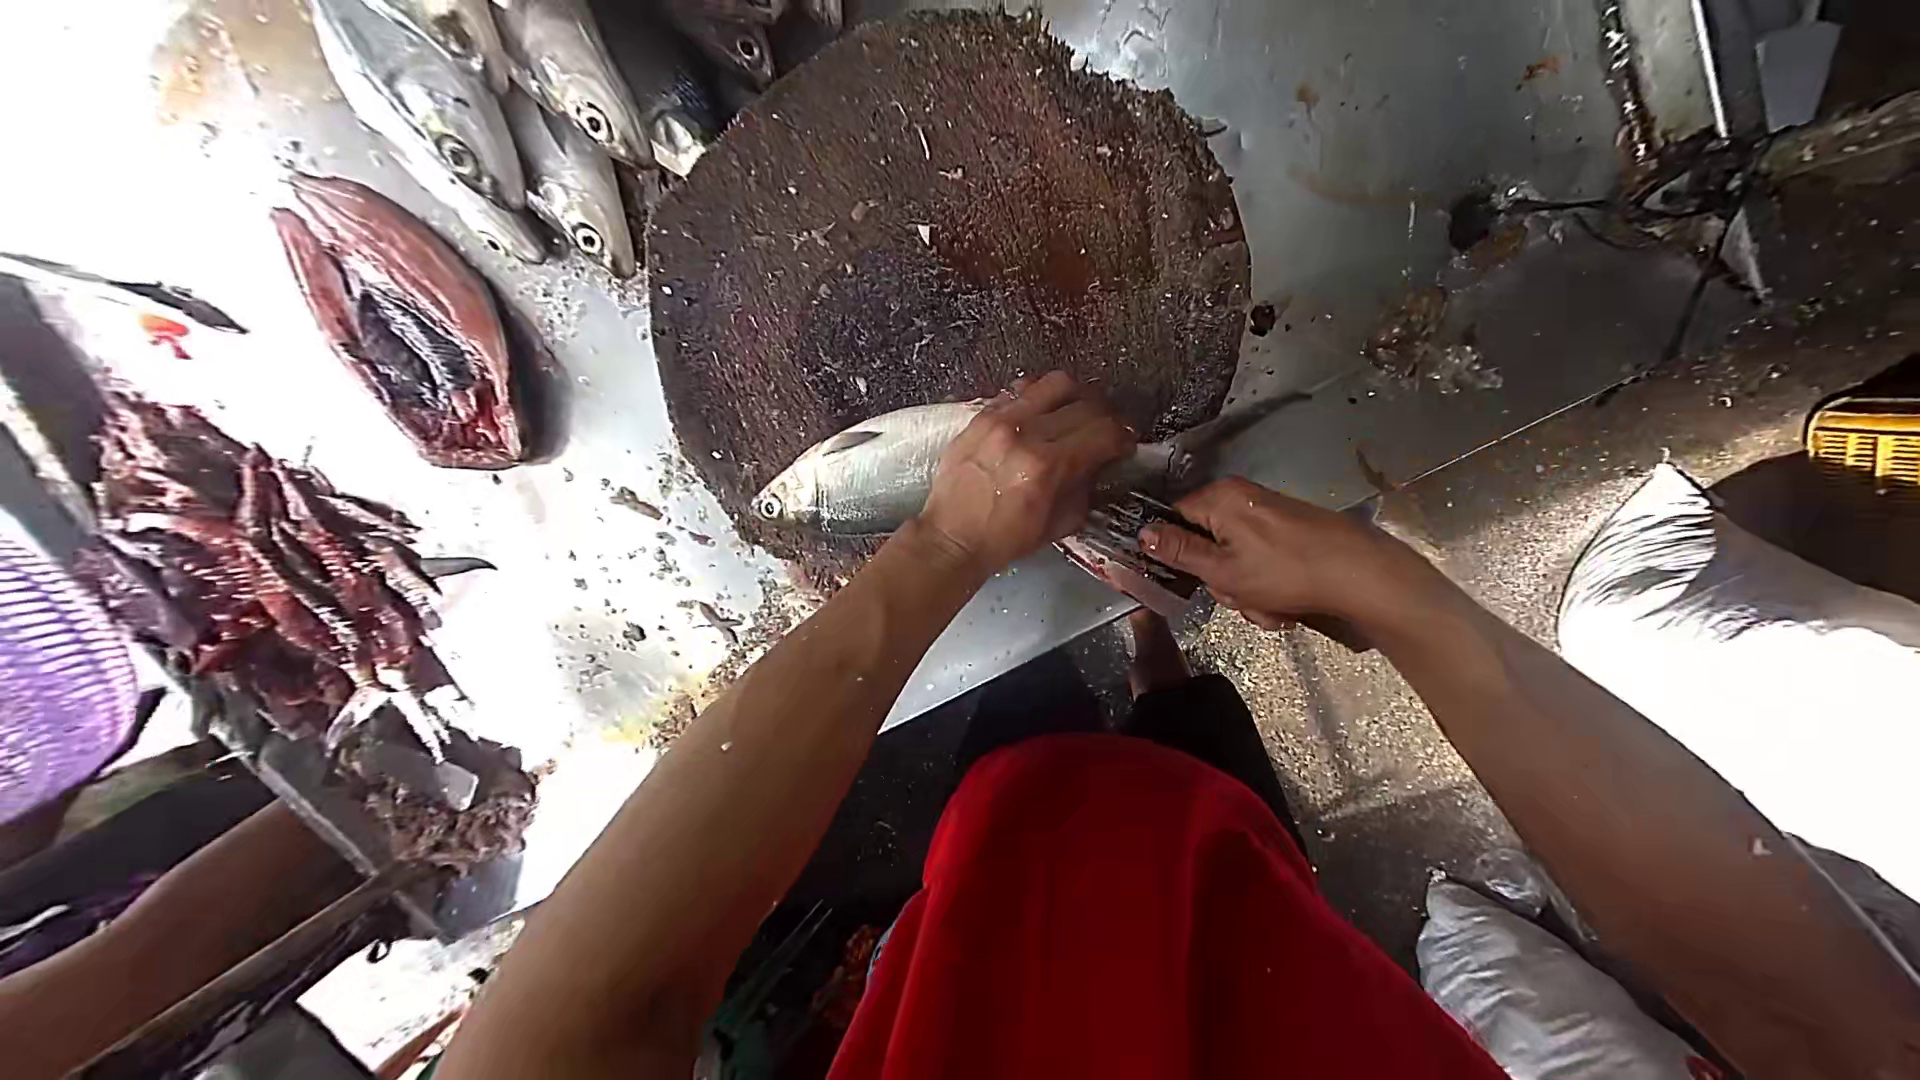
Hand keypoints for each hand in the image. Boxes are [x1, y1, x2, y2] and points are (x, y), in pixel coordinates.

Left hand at [916, 372, 1134, 577]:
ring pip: (1055, 383)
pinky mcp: (980, 417)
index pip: (1103, 432)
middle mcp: (1024, 435)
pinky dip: (1040, 398)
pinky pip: (1020, 390)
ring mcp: (999, 421)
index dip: (1124, 437)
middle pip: (1085, 403)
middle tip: (1105, 430)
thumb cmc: (1004, 539)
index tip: (1126, 444)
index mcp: (1046, 467)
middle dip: (1105, 417)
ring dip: (1076, 397)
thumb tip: (1101, 462)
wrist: (951, 537)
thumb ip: (1085, 487)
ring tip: (1076, 413)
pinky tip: (1042, 414)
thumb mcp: (1058, 524)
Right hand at [1140, 477, 1446, 633]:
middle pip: (1205, 542)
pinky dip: (1267, 585)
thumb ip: (1178, 551)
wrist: (1364, 576)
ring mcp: (1268, 514)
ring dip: (1245, 590)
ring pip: (1233, 558)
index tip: (1181, 579)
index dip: (1172, 550)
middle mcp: (1241, 498)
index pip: (1172, 518)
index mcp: (1219, 499)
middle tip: (1238, 595)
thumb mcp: (1221, 570)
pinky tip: (1286, 603)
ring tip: (1269, 605)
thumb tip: (1141, 532)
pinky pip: (1260, 560)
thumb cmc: (1285, 572)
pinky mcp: (1289, 531)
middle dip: (1218, 578)